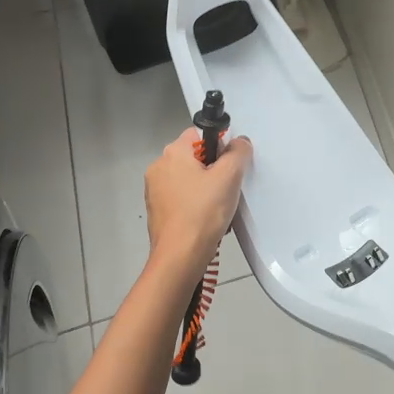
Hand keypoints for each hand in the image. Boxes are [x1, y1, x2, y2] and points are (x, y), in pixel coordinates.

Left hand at [144, 127, 251, 277]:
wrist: (179, 258)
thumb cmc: (203, 212)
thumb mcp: (229, 176)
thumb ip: (238, 151)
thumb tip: (239, 142)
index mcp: (173, 152)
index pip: (199, 134)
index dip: (218, 147)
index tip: (227, 167)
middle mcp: (158, 166)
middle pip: (193, 157)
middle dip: (212, 170)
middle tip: (225, 189)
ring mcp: (154, 190)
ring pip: (188, 179)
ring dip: (203, 189)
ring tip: (216, 208)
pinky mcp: (155, 211)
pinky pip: (180, 198)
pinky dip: (193, 204)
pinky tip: (204, 220)